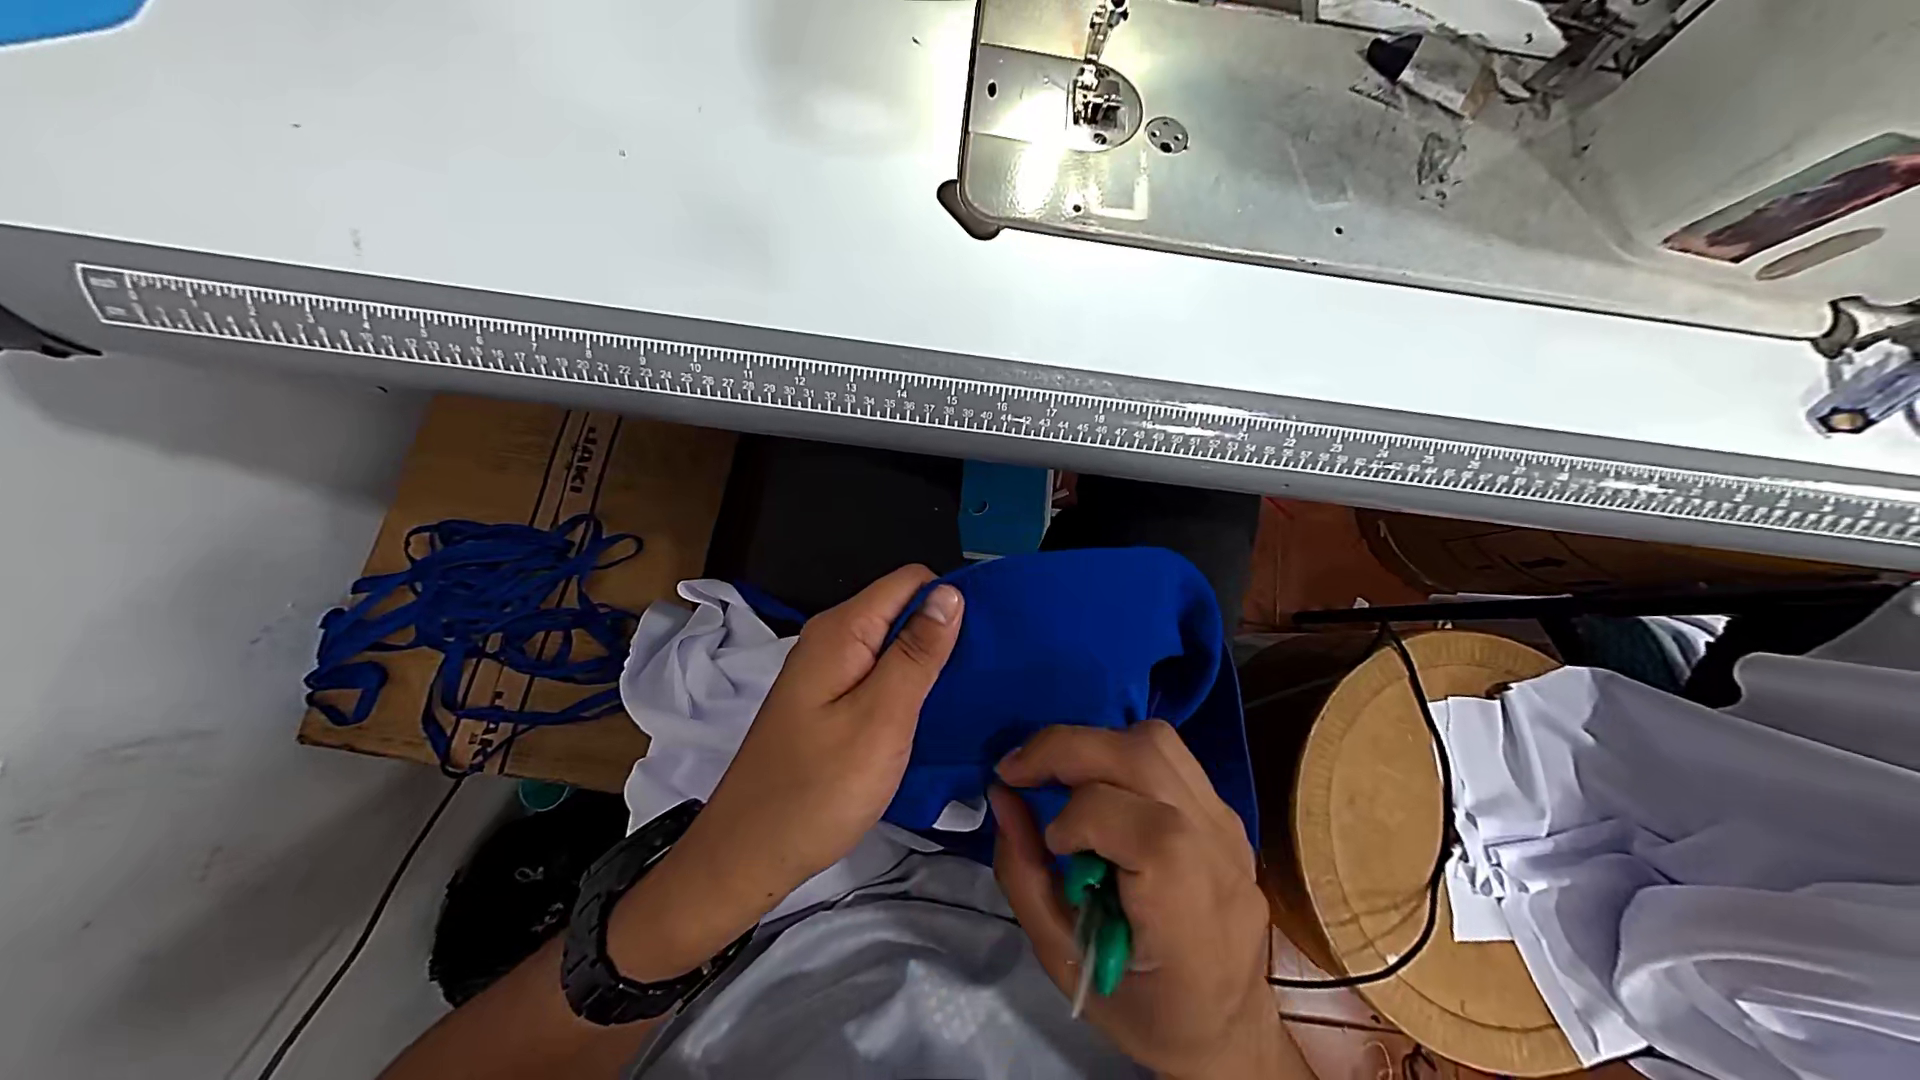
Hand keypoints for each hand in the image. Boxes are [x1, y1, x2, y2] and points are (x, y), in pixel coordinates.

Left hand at [608, 565, 963, 980]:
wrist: (748, 854)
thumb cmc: (819, 789)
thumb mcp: (880, 718)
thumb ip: (916, 652)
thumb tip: (950, 592)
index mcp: (842, 631)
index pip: (910, 581)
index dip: (950, 599)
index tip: (990, 636)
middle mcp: (831, 639)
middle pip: (901, 609)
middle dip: (943, 631)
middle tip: (985, 672)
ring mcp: (827, 672)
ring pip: (892, 643)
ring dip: (928, 661)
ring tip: (968, 691)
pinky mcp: (828, 701)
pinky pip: (878, 673)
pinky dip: (907, 685)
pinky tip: (932, 711)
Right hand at [992, 720, 1301, 1079]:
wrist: (1229, 1030)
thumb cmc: (1144, 1011)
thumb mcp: (1063, 962)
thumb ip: (1023, 874)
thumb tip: (1002, 797)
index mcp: (1186, 903)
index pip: (1128, 817)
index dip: (1074, 818)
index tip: (1049, 845)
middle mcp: (1217, 847)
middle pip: (1141, 754)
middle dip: (1065, 749)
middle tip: (1018, 768)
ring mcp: (1228, 824)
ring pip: (1157, 741)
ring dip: (1095, 745)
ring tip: (1060, 775)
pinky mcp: (1226, 814)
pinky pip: (1169, 757)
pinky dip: (1121, 755)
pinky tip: (1101, 788)